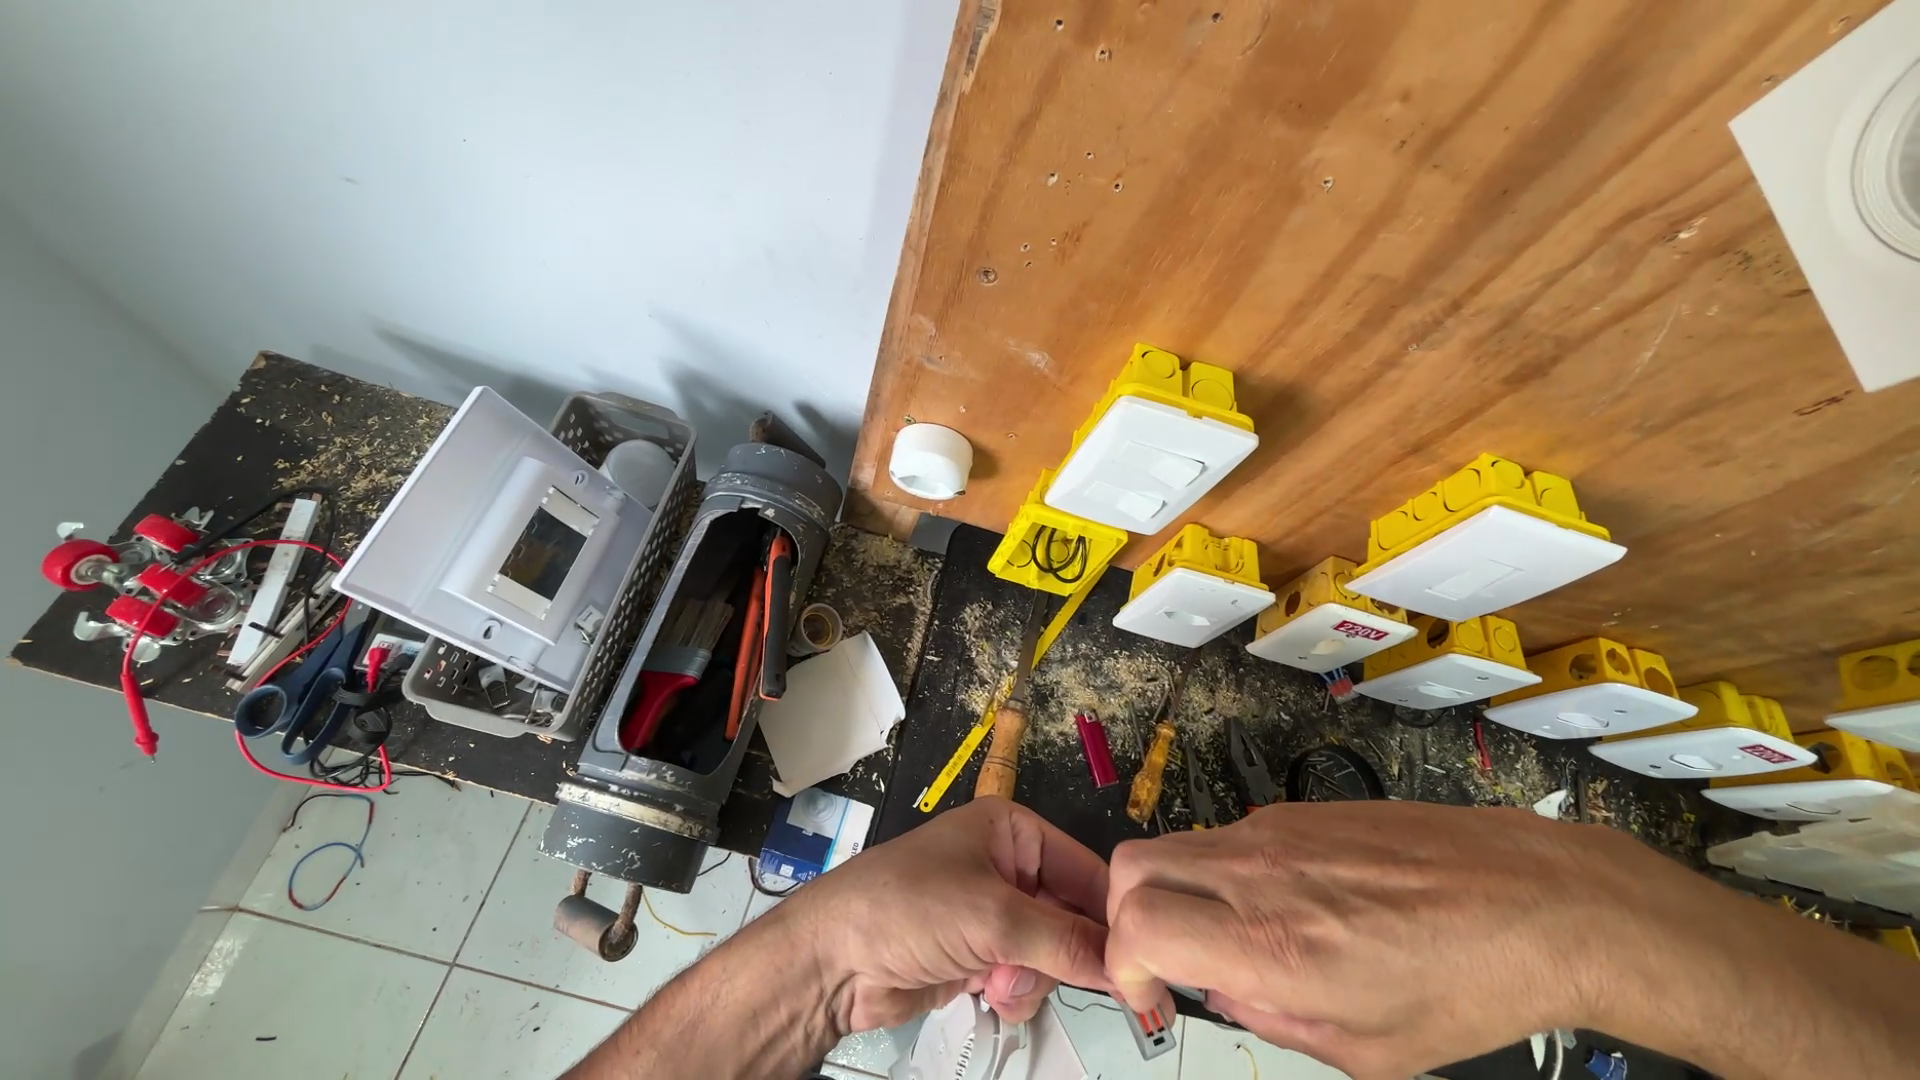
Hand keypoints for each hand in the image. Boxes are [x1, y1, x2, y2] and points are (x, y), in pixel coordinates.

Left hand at [767, 796, 1111, 1035]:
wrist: (833, 960)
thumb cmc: (905, 907)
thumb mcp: (992, 916)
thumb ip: (1065, 942)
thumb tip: (1127, 966)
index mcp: (1012, 831)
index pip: (1085, 870)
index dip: (1112, 915)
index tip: (1143, 959)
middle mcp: (1006, 867)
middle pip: (1071, 916)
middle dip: (1062, 952)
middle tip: (1048, 973)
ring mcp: (991, 913)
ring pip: (1052, 954)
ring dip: (1033, 977)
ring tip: (997, 981)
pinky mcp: (978, 955)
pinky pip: (1025, 978)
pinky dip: (1013, 993)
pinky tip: (984, 992)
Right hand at [1104, 801, 1678, 1079]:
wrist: (1536, 896)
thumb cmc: (1466, 990)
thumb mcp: (1369, 1051)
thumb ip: (1272, 1018)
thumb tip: (1221, 985)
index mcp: (1272, 943)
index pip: (1139, 926)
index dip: (1126, 965)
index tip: (1156, 993)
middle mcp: (1254, 872)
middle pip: (1130, 867)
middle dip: (1127, 917)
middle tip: (1169, 957)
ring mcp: (1270, 830)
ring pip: (1173, 847)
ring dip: (1176, 893)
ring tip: (1237, 935)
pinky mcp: (1293, 809)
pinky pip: (1223, 838)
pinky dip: (1222, 874)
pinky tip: (1288, 904)